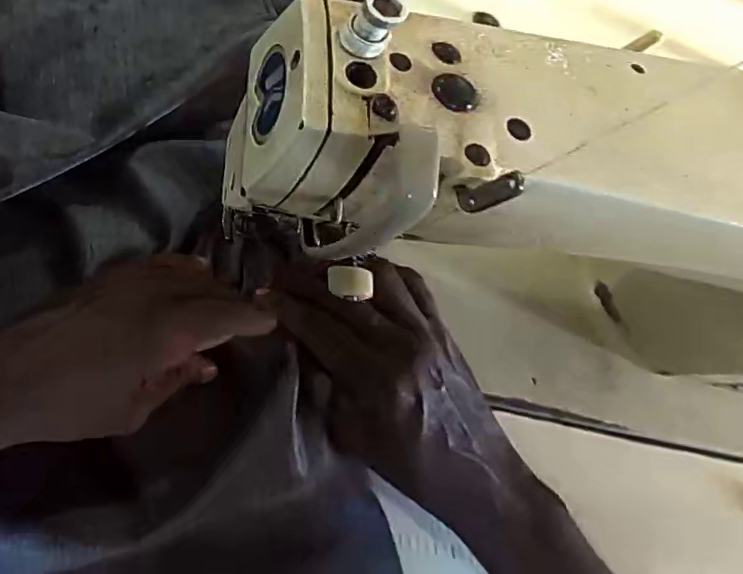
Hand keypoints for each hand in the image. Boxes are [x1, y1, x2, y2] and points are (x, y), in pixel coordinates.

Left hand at [0, 255, 276, 446]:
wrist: (10, 374)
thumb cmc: (72, 403)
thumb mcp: (131, 409)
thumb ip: (173, 379)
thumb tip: (202, 363)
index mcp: (165, 326)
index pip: (223, 313)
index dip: (251, 315)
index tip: (272, 318)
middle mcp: (153, 289)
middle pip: (207, 286)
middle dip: (232, 301)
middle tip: (248, 319)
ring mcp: (129, 275)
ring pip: (184, 269)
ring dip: (207, 285)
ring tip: (219, 302)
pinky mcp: (109, 273)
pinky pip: (159, 264)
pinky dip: (180, 272)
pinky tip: (183, 281)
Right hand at [266, 257, 519, 494]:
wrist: (480, 476)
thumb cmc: (412, 465)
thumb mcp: (355, 437)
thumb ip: (324, 386)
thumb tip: (298, 343)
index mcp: (377, 380)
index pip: (320, 327)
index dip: (287, 307)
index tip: (263, 295)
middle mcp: (401, 345)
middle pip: (343, 296)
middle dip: (305, 281)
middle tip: (280, 274)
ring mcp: (425, 330)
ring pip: (378, 277)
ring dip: (343, 267)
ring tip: (319, 267)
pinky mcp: (442, 326)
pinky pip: (412, 282)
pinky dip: (384, 271)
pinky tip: (365, 273)